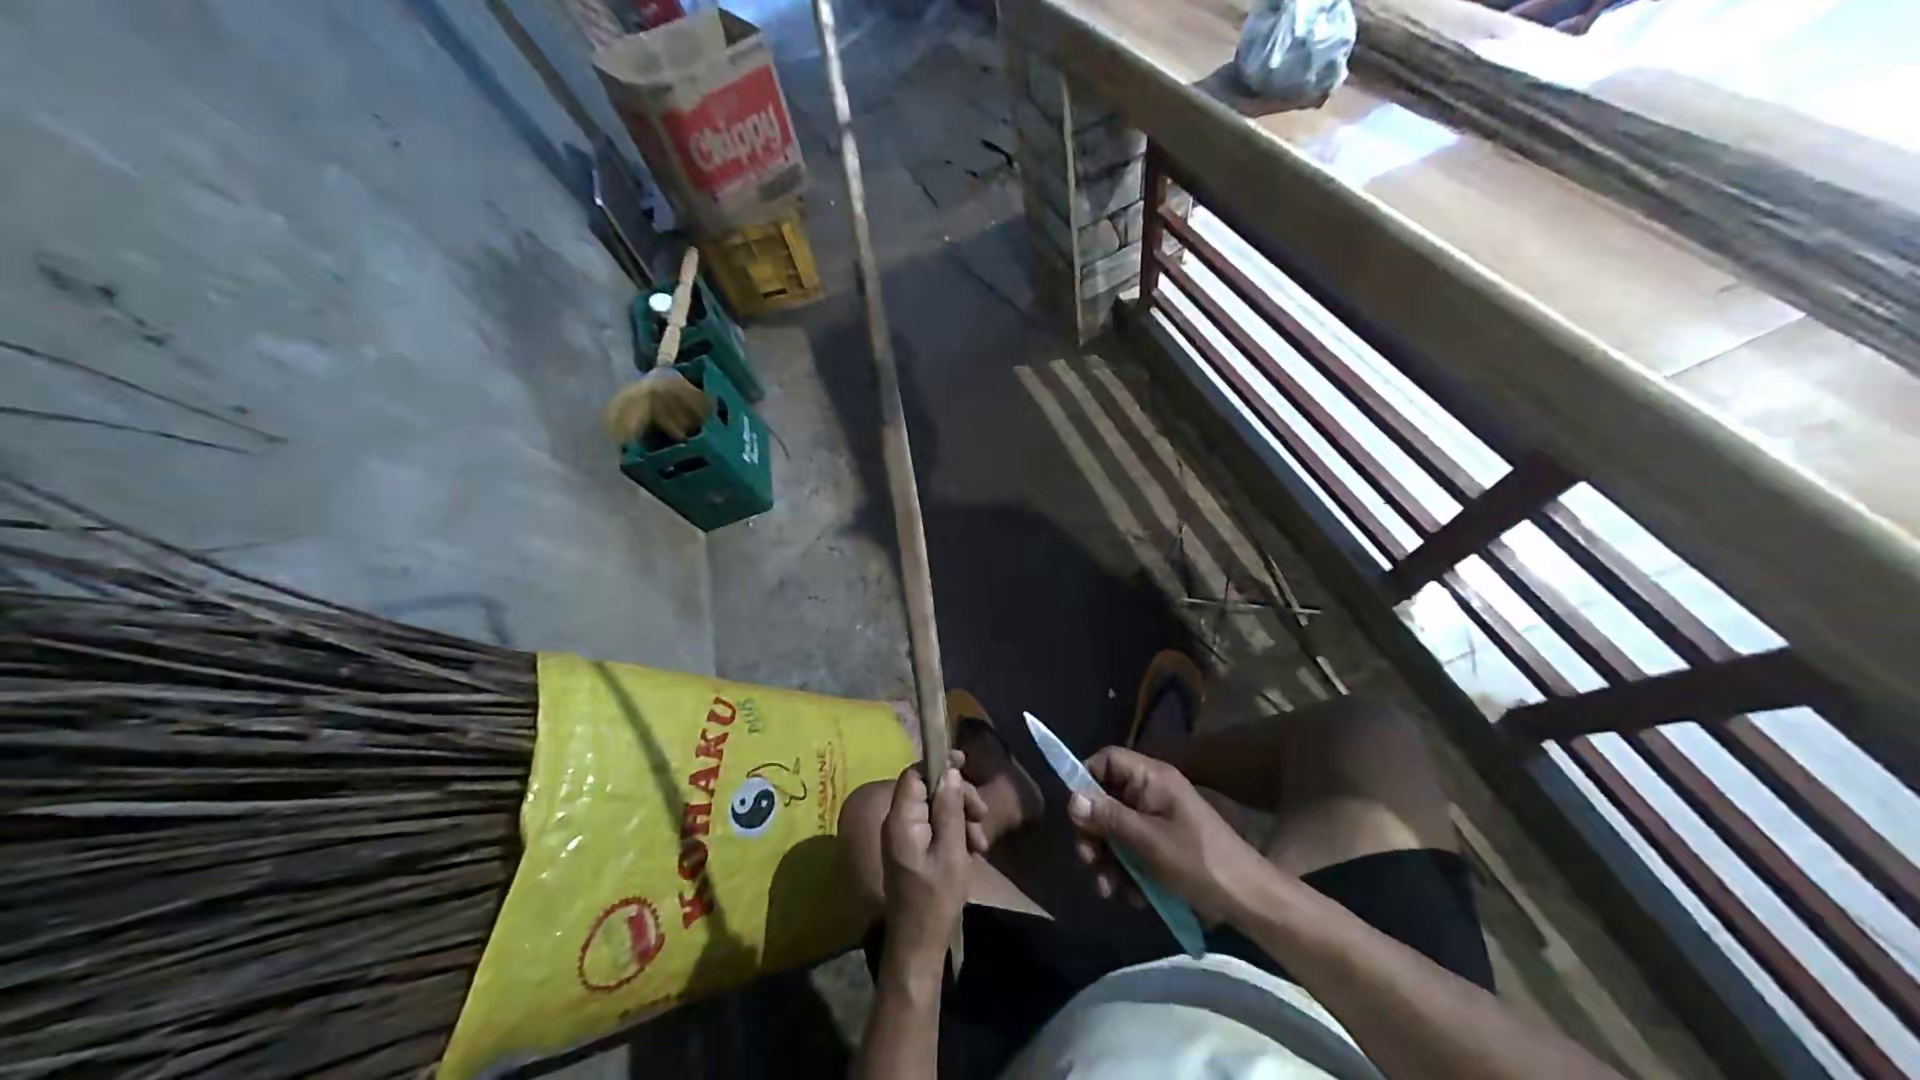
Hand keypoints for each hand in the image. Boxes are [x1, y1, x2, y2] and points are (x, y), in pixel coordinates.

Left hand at [880, 758, 988, 972]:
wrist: (919, 944)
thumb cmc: (936, 899)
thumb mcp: (951, 852)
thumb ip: (949, 809)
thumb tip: (950, 772)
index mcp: (901, 820)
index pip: (914, 774)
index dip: (939, 765)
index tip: (966, 764)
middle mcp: (897, 823)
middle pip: (927, 789)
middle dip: (957, 796)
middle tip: (982, 816)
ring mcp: (903, 837)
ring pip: (934, 808)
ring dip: (960, 817)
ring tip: (981, 842)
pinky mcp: (911, 850)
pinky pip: (932, 827)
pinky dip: (953, 832)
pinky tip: (972, 849)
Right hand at [1068, 745, 1274, 921]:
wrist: (1248, 900)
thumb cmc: (1198, 862)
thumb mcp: (1148, 840)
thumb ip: (1108, 817)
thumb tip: (1071, 798)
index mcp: (1152, 778)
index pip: (1106, 760)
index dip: (1085, 779)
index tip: (1075, 814)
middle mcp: (1152, 792)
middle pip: (1105, 799)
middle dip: (1093, 834)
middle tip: (1089, 862)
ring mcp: (1158, 819)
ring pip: (1115, 830)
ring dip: (1107, 860)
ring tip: (1110, 890)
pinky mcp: (1162, 845)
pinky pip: (1131, 850)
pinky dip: (1126, 872)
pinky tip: (1132, 897)